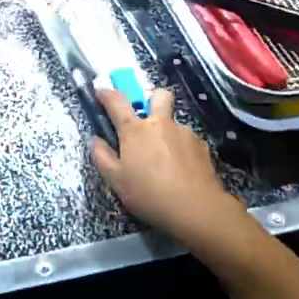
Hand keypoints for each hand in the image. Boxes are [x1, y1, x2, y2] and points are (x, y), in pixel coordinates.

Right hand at [90, 85, 247, 250]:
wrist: (195, 208)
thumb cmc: (148, 193)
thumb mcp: (115, 179)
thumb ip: (102, 156)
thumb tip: (96, 140)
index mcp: (135, 130)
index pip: (117, 101)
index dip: (106, 93)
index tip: (100, 91)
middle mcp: (161, 124)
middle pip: (158, 95)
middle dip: (150, 98)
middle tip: (143, 117)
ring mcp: (184, 133)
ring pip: (172, 122)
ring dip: (163, 131)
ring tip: (160, 159)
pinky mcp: (201, 146)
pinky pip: (184, 139)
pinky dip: (177, 147)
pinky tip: (176, 168)